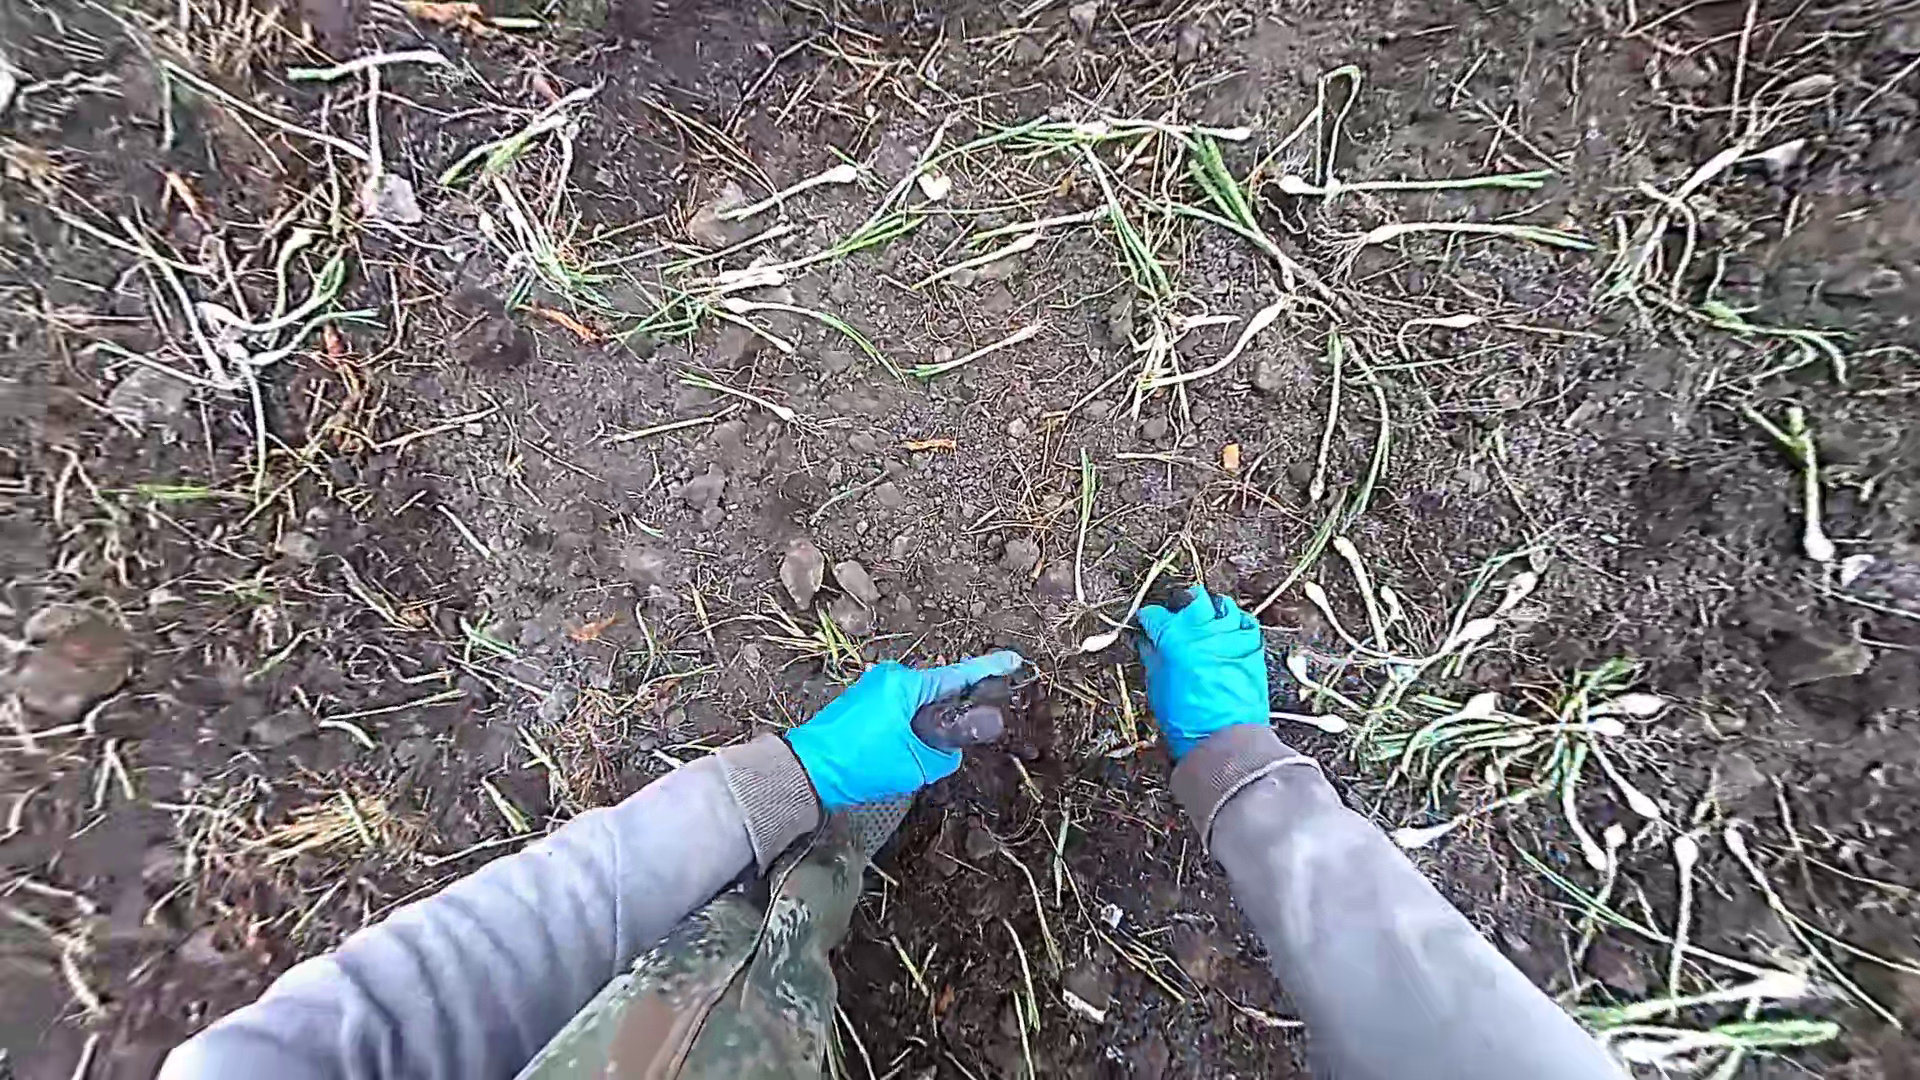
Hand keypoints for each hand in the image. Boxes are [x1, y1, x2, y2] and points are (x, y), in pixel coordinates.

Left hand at [785, 650, 1024, 807]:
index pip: (958, 675)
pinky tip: (903, 747)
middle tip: (966, 732)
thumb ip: (945, 753)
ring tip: (919, 752)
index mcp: (907, 685)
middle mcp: (892, 676)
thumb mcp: (915, 764)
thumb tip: (952, 748)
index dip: (989, 670)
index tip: (1014, 661)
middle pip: (938, 689)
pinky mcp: (864, 698)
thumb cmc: (861, 763)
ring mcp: (875, 685)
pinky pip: (900, 705)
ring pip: (918, 700)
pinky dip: (910, 721)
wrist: (807, 771)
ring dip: (927, 721)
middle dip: (952, 710)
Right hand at [1136, 584, 1268, 759]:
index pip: (1154, 613)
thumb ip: (1152, 654)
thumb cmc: (1186, 717)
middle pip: (1191, 596)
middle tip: (1175, 616)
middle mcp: (1201, 628)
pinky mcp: (1251, 646)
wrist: (1222, 738)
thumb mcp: (1156, 683)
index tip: (1147, 624)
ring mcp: (1229, 635)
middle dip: (1181, 603)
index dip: (1148, 619)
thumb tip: (1148, 641)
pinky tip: (1226, 633)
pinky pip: (1244, 621)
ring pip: (1220, 604)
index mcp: (1171, 635)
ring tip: (1203, 623)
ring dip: (1209, 610)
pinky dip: (1234, 622)